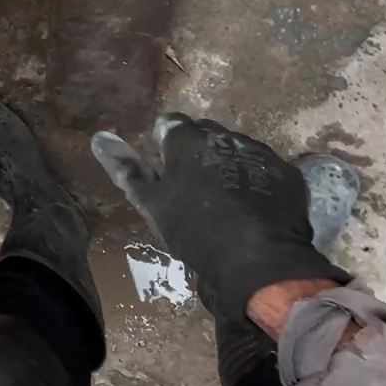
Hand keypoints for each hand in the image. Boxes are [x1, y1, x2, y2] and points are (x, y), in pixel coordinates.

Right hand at [91, 114, 348, 322]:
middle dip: (196, 149)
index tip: (165, 166)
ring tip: (225, 195)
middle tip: (193, 182)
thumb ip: (125, 166)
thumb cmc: (193, 229)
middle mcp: (222, 136)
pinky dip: (254, 178)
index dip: (164, 143)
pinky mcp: (287, 173)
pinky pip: (262, 167)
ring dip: (226, 161)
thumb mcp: (150, 202)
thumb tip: (98, 136)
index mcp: (185, 139)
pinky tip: (252, 204)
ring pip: (234, 147)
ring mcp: (258, 152)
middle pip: (204, 133)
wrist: (260, 262)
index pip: (169, 123)